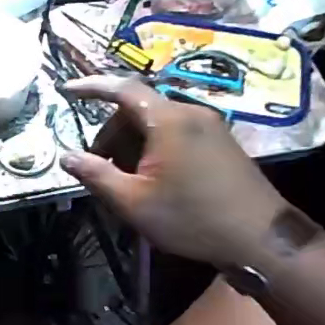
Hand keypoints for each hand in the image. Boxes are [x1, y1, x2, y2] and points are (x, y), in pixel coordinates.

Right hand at [60, 75, 288, 268]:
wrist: (258, 237)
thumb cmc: (190, 218)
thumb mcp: (132, 201)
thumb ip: (96, 175)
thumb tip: (67, 157)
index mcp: (169, 121)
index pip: (123, 90)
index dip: (92, 87)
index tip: (66, 90)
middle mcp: (191, 113)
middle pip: (138, 108)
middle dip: (111, 133)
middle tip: (98, 167)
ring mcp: (210, 126)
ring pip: (156, 121)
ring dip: (131, 143)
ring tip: (123, 178)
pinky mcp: (220, 142)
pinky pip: (175, 132)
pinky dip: (152, 146)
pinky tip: (149, 177)